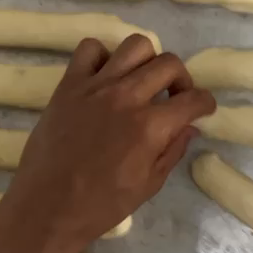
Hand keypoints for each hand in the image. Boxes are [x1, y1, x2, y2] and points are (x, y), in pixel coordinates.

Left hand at [0, 35, 213, 252]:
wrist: (47, 207)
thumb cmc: (101, 205)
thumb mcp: (149, 185)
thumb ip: (173, 150)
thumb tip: (190, 127)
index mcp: (150, 127)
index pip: (193, 100)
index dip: (205, 103)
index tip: (203, 109)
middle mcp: (126, 97)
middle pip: (169, 64)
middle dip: (182, 79)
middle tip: (174, 97)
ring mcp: (95, 86)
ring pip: (135, 46)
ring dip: (148, 61)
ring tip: (142, 82)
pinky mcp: (69, 85)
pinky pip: (90, 49)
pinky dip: (104, 57)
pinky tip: (106, 78)